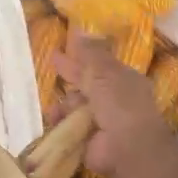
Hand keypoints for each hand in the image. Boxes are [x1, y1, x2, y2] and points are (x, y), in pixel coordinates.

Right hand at [55, 31, 164, 176]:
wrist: (126, 147)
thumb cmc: (119, 103)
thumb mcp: (104, 73)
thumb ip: (90, 54)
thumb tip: (79, 31)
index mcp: (123, 80)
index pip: (99, 65)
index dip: (80, 57)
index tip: (60, 49)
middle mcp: (114, 99)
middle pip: (86, 86)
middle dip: (70, 79)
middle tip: (51, 69)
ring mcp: (102, 121)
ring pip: (75, 107)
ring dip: (64, 106)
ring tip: (55, 109)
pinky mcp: (89, 140)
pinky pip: (70, 127)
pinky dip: (61, 124)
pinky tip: (54, 121)